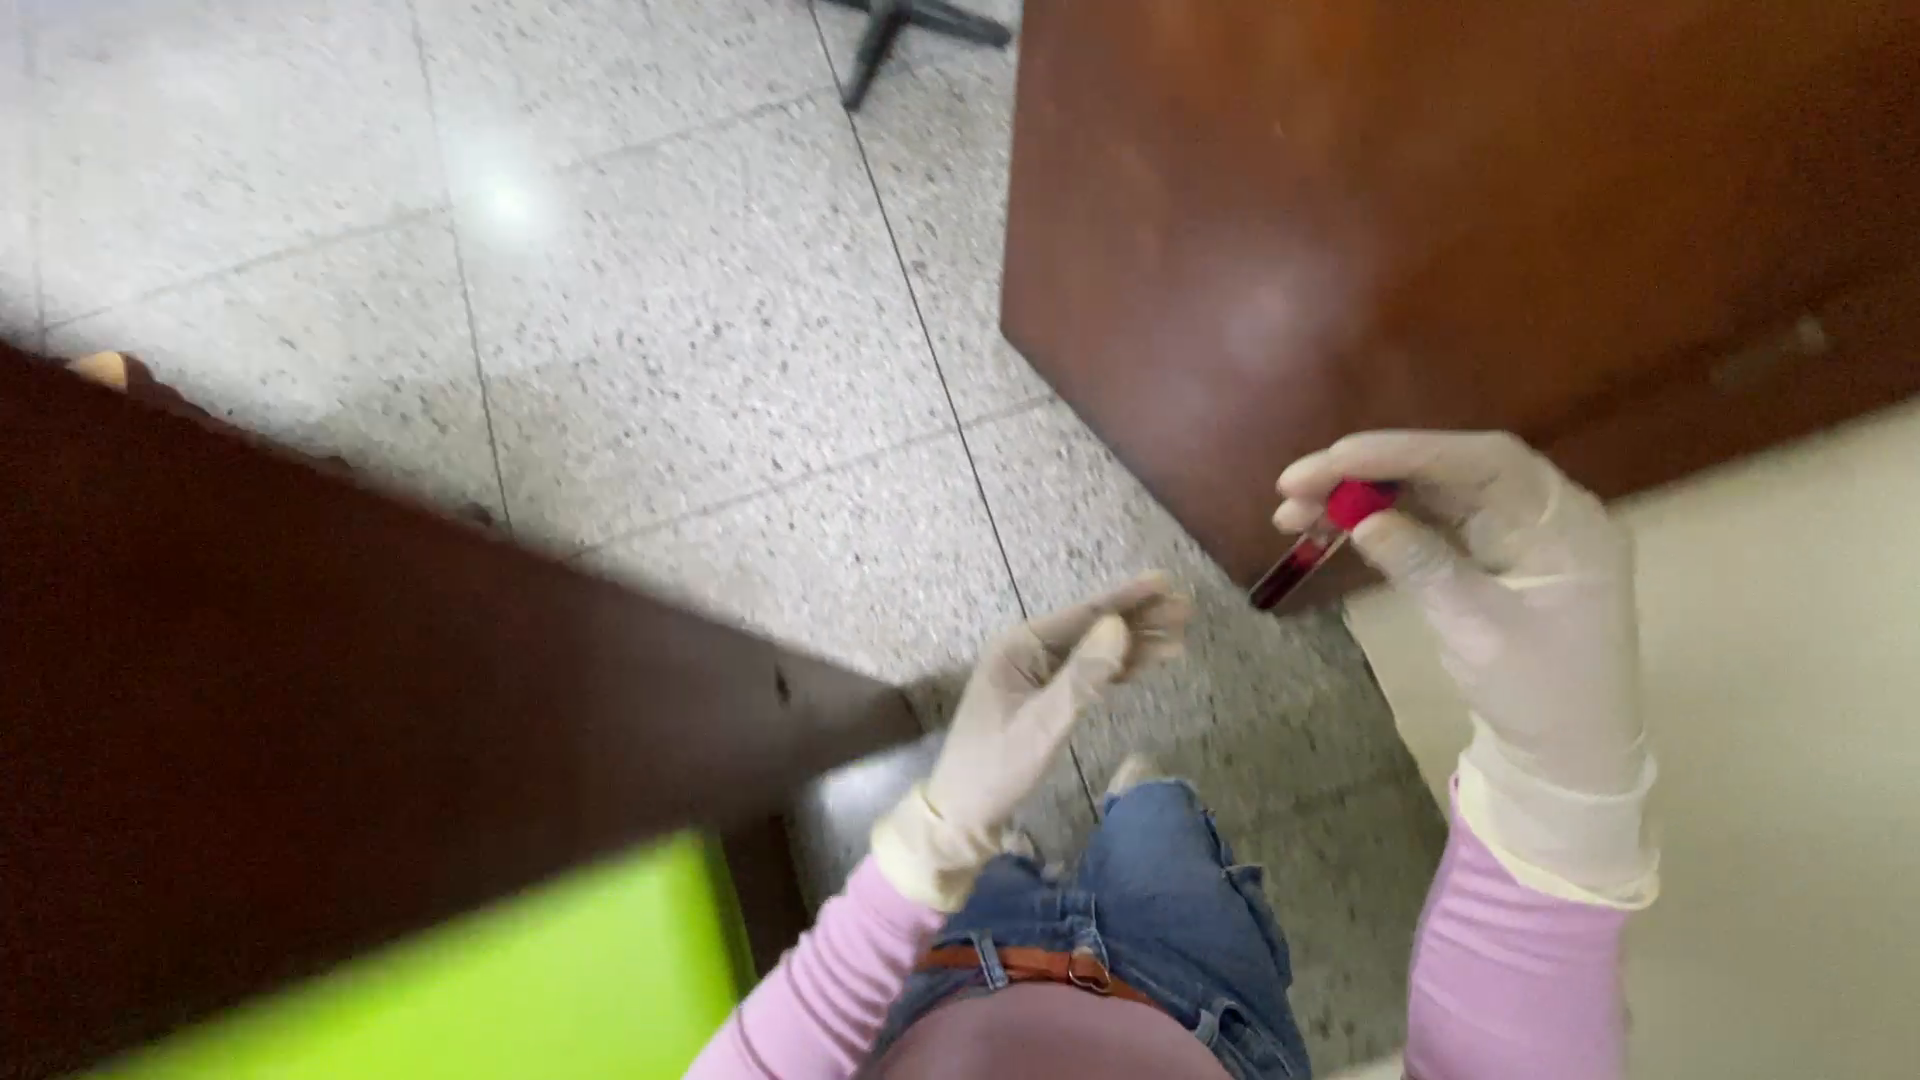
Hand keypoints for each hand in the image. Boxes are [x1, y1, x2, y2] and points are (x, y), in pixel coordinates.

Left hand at [871, 573, 1192, 910]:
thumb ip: (1082, 675)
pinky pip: (1086, 673)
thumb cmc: (997, 768)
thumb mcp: (1043, 724)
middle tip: (1187, 609)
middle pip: (1091, 628)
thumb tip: (1119, 625)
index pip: (1082, 614)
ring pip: (1093, 650)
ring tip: (1180, 636)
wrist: (964, 812)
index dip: (1127, 598)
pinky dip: (1118, 669)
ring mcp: (1034, 672)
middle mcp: (1026, 650)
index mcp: (1018, 646)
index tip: (1166, 581)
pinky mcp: (1042, 694)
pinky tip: (1148, 663)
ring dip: (1135, 643)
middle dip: (1139, 618)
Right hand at [1275, 431, 1644, 796]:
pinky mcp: (1473, 548)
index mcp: (1562, 523)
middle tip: (1292, 484)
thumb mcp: (1478, 630)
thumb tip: (1363, 520)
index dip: (1406, 451)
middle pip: (1442, 468)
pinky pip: (1416, 519)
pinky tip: (1322, 526)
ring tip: (1292, 511)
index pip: (1483, 462)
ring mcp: (1501, 529)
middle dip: (1364, 471)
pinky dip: (1368, 520)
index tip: (1336, 458)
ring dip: (1355, 494)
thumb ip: (1423, 566)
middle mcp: (1533, 510)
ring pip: (1421, 491)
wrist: (1564, 747)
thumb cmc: (1539, 692)